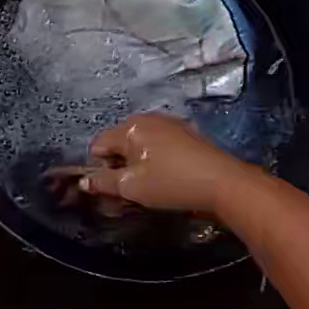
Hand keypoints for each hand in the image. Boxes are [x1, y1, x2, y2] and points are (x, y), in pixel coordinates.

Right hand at [80, 113, 258, 214]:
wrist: (225, 184)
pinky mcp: (188, 135)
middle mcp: (148, 119)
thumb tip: (83, 182)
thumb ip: (102, 183)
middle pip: (119, 143)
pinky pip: (159, 146)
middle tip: (130, 189)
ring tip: (150, 185)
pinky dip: (156, 160)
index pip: (98, 145)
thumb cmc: (171, 183)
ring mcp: (170, 125)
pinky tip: (168, 177)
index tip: (114, 186)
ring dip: (138, 164)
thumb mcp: (130, 187)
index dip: (100, 168)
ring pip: (140, 145)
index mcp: (130, 128)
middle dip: (119, 165)